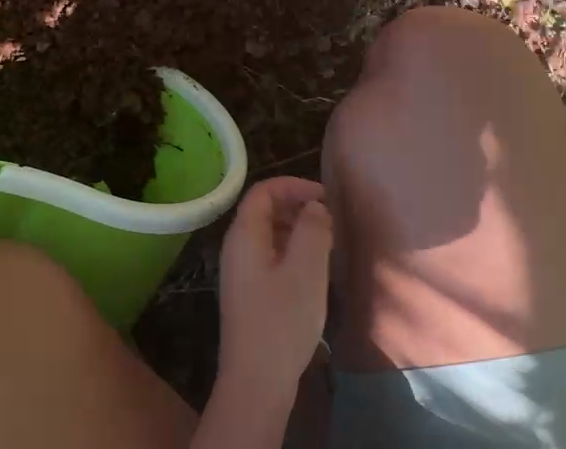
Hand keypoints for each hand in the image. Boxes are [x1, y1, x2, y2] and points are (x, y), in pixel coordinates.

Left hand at [216, 177, 332, 394]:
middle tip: (329, 219)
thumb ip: (313, 230)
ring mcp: (240, 272)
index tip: (325, 196)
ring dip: (296, 230)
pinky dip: (291, 251)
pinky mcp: (249, 294)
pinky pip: (269, 257)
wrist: (256, 380)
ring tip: (326, 242)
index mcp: (244, 235)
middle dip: (295, 206)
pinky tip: (313, 271)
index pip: (263, 191)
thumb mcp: (306, 270)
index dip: (293, 186)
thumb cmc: (282, 320)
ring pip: (267, 235)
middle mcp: (236, 247)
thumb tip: (314, 207)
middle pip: (263, 210)